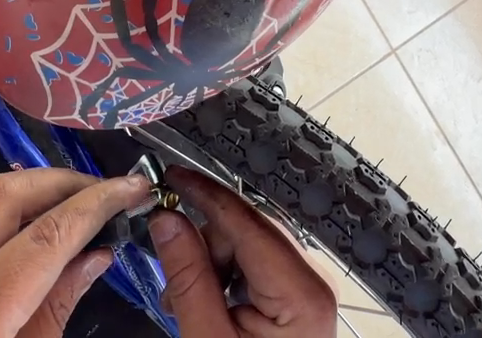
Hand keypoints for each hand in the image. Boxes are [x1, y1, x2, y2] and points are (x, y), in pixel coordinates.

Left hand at [0, 168, 152, 337]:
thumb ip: (57, 309)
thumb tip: (96, 252)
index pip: (42, 239)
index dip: (94, 204)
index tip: (132, 187)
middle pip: (1, 197)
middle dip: (61, 182)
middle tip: (104, 191)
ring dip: (29, 191)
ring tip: (74, 202)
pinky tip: (27, 224)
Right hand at [149, 167, 337, 337]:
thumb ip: (189, 277)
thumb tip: (166, 219)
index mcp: (302, 291)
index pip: (247, 221)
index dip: (206, 193)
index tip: (171, 176)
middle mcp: (314, 278)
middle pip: (248, 229)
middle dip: (206, 244)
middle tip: (171, 280)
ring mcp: (311, 286)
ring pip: (250, 243)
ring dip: (213, 262)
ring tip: (188, 302)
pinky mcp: (301, 296)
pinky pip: (259, 264)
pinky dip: (228, 276)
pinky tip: (211, 304)